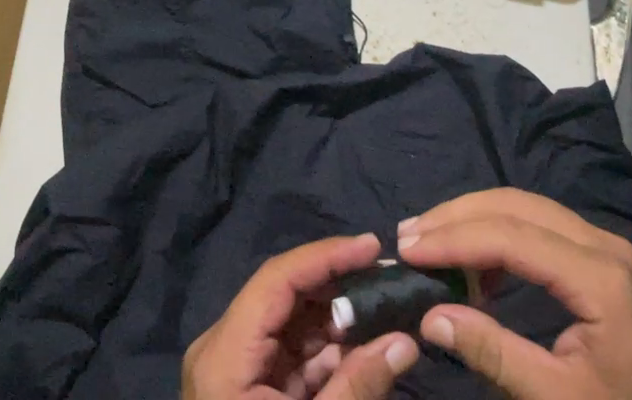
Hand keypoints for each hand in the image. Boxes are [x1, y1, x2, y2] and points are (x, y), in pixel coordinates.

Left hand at [183, 232, 420, 399]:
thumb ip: (358, 386)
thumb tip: (407, 340)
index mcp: (225, 353)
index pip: (277, 280)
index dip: (326, 256)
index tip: (374, 245)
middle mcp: (225, 348)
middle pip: (286, 297)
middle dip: (340, 287)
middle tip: (392, 279)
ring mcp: (236, 368)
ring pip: (293, 324)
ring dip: (341, 319)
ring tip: (389, 308)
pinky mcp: (250, 387)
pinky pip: (293, 353)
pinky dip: (330, 350)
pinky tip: (368, 345)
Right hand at [397, 189, 631, 399]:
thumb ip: (495, 354)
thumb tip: (430, 316)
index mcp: (599, 277)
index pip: (510, 235)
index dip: (453, 239)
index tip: (407, 250)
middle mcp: (603, 245)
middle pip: (517, 205)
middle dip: (457, 216)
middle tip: (407, 236)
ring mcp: (608, 248)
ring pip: (528, 207)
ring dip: (475, 218)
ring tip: (430, 242)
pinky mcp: (606, 260)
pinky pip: (543, 226)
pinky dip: (501, 231)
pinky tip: (478, 264)